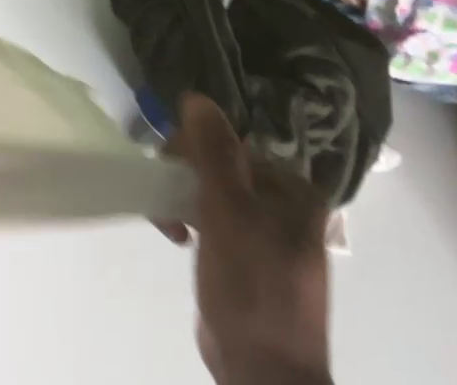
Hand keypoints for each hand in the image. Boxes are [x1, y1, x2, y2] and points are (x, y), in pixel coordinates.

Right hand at [157, 94, 332, 384]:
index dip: (187, 152)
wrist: (261, 361)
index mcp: (292, 191)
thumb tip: (196, 98)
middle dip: (179, 179)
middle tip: (164, 202)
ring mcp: (264, 229)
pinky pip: (206, 217)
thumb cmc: (250, 284)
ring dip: (176, 200)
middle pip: (213, 166)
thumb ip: (214, 156)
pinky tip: (176, 237)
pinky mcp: (243, 251)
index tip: (165, 173)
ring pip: (204, 191)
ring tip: (167, 225)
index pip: (226, 143)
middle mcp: (283, 204)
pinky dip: (185, 220)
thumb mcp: (228, 214)